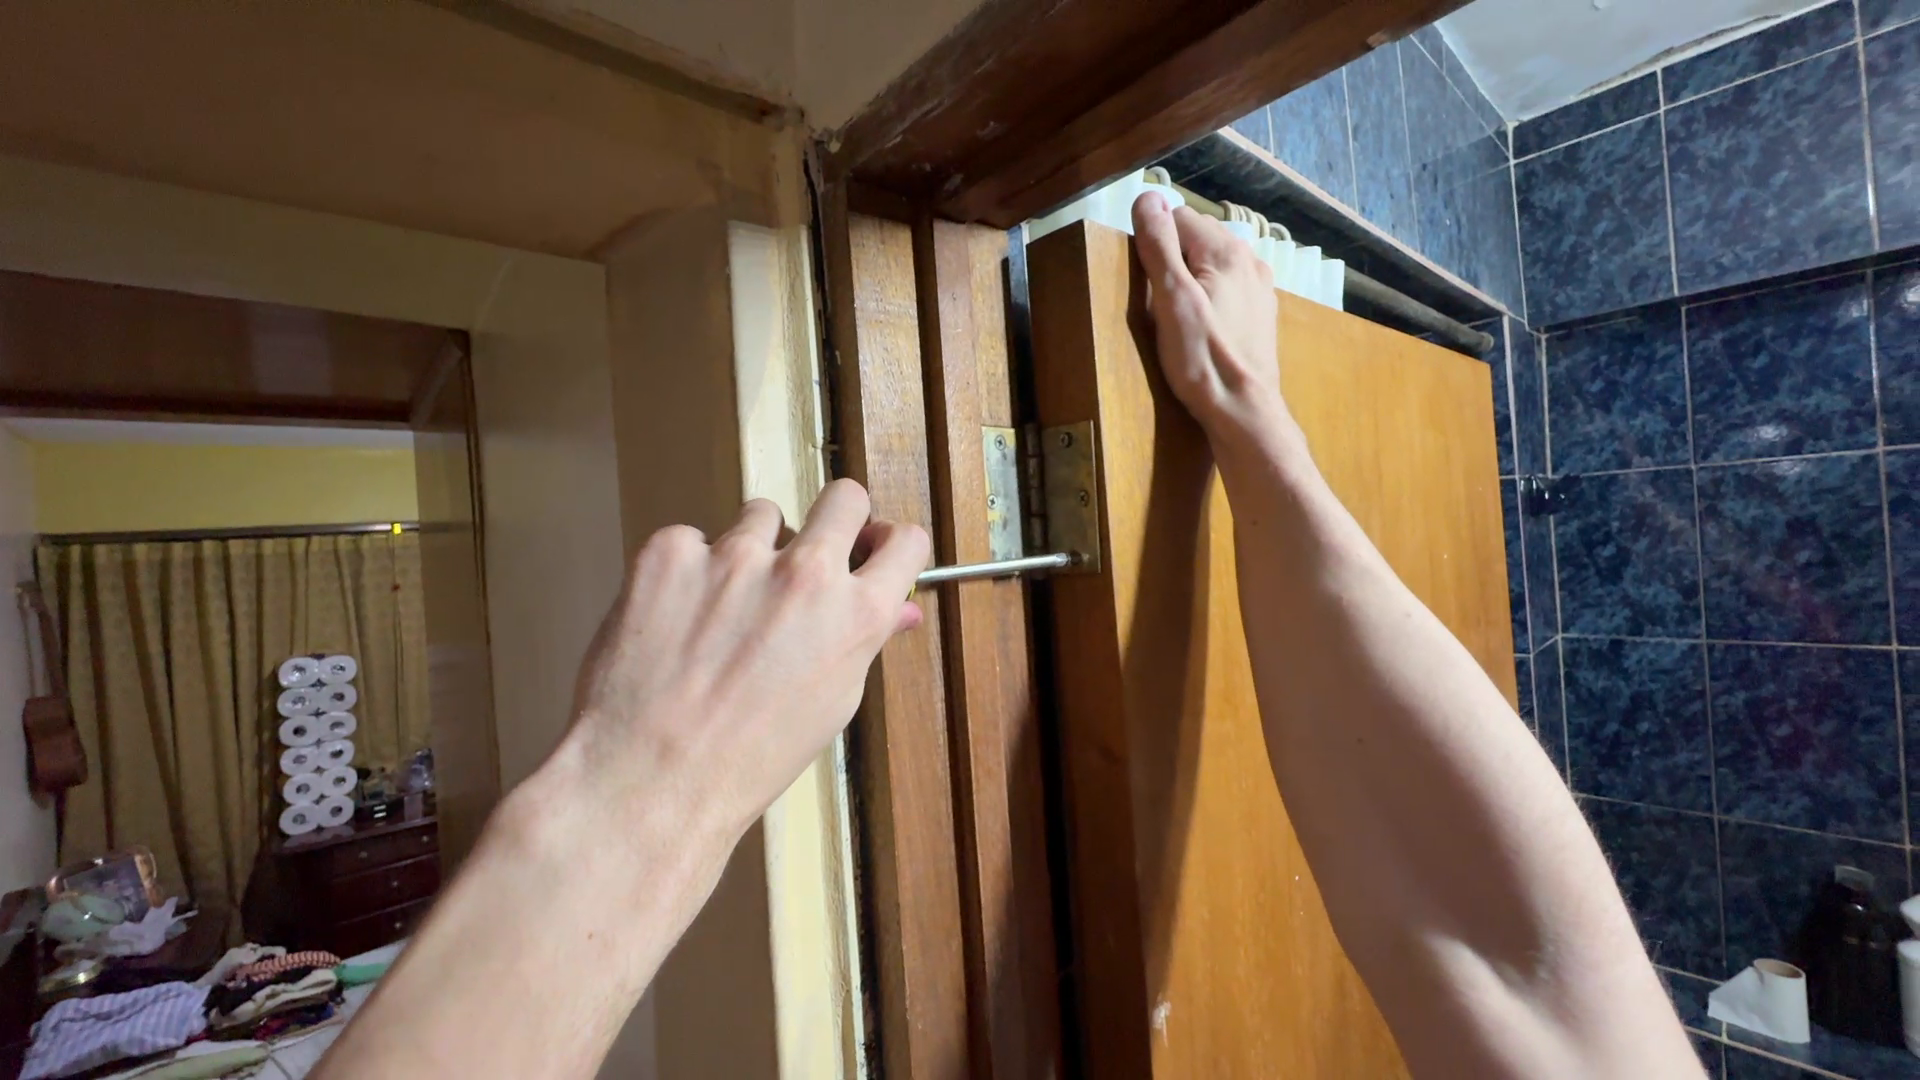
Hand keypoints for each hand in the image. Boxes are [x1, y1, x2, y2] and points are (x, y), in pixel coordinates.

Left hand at [564, 479, 929, 845]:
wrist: (649, 780)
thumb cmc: (750, 758)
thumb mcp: (832, 704)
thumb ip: (865, 640)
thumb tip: (898, 609)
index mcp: (856, 614)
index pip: (906, 540)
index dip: (891, 543)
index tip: (873, 549)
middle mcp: (806, 574)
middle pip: (846, 496)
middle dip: (840, 518)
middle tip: (813, 552)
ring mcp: (736, 556)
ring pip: (763, 515)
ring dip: (755, 548)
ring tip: (727, 604)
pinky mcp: (671, 552)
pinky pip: (692, 539)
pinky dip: (689, 569)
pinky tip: (676, 616)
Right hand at [1131, 191, 1285, 440]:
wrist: (1242, 410)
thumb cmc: (1201, 359)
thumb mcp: (1170, 301)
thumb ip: (1158, 247)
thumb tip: (1146, 197)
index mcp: (1226, 250)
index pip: (1176, 217)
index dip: (1154, 247)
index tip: (1149, 285)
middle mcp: (1249, 259)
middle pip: (1196, 240)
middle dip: (1173, 263)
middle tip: (1161, 307)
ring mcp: (1259, 287)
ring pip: (1212, 265)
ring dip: (1192, 282)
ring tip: (1181, 321)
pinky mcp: (1261, 313)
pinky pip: (1227, 288)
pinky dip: (1210, 299)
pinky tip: (1203, 329)